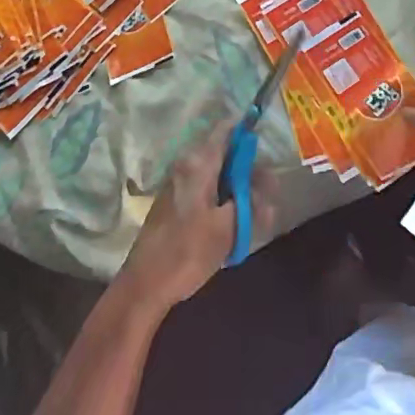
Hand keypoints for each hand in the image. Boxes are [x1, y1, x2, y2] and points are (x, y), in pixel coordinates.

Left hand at [116, 124, 272, 310]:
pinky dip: (222, 197)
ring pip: (215, 172)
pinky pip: (205, 187)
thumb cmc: (188, 252)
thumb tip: (269, 177)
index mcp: (198, 164)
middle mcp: (186, 165)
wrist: (145, 285)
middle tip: (268, 190)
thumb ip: (251, 199)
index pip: (226, 129)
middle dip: (247, 167)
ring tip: (256, 212)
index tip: (267, 144)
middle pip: (223, 152)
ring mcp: (178, 183)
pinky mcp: (174, 201)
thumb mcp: (229, 227)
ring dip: (236, 186)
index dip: (248, 131)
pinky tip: (234, 222)